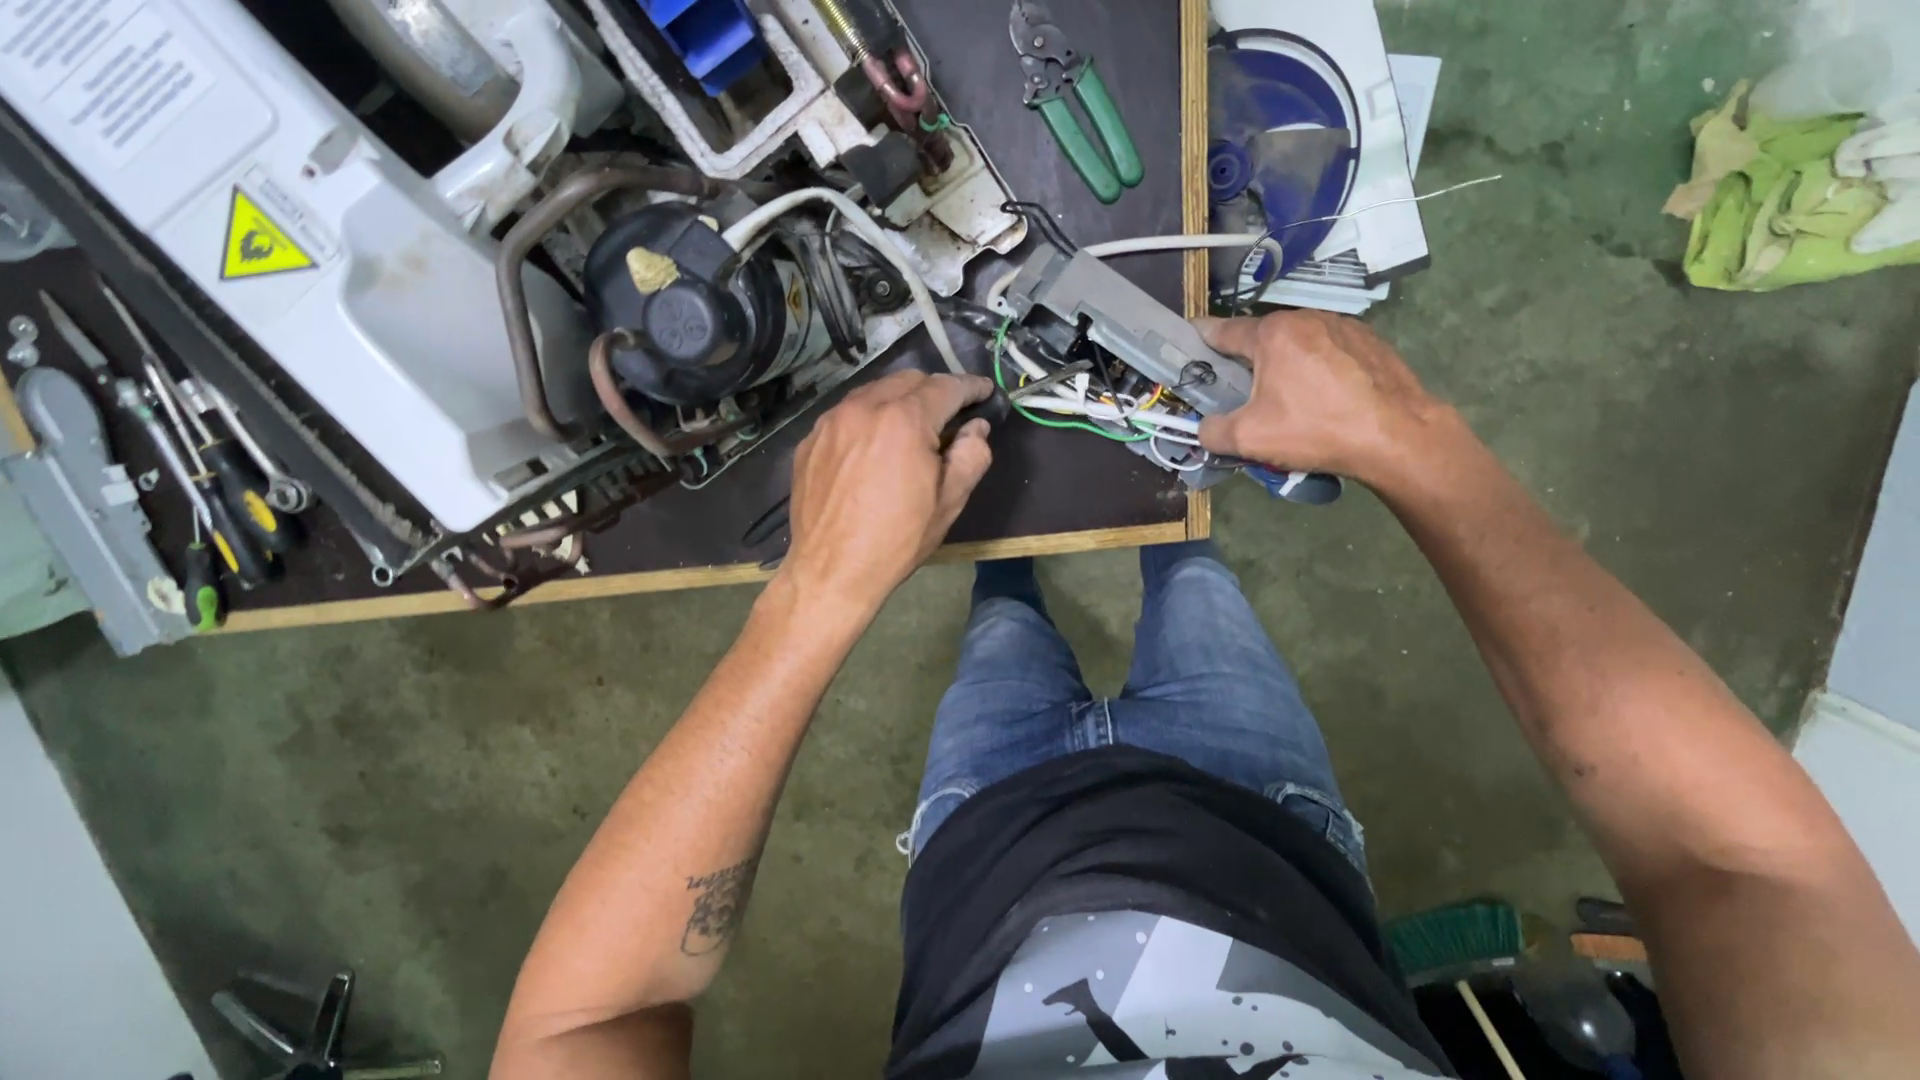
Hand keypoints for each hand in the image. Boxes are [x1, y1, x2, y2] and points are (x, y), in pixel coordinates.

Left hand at [779, 371, 995, 613]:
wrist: (831, 571)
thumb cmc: (897, 539)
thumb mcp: (950, 501)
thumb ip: (971, 454)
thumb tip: (975, 428)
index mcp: (903, 420)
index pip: (946, 387)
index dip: (971, 387)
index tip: (985, 392)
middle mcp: (863, 408)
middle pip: (907, 380)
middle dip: (933, 391)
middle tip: (949, 416)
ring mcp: (831, 422)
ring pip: (873, 393)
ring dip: (898, 402)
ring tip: (910, 430)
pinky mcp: (810, 441)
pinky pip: (846, 416)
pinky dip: (867, 421)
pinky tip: (873, 450)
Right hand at [1196, 311, 1450, 487]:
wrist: (1398, 435)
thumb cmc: (1316, 430)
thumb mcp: (1249, 439)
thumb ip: (1213, 431)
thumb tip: (1205, 427)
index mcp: (1273, 333)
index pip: (1223, 330)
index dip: (1200, 339)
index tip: (1187, 346)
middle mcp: (1306, 318)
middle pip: (1262, 337)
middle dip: (1247, 360)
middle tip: (1240, 391)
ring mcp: (1344, 326)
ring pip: (1298, 342)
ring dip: (1285, 363)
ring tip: (1287, 397)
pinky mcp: (1371, 341)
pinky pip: (1329, 351)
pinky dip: (1318, 368)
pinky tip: (1325, 397)